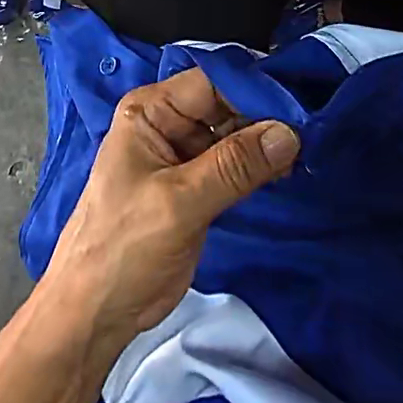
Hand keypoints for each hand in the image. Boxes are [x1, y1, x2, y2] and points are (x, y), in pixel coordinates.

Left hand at [0, 68, 297, 402]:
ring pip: (237, 133)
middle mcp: (169, 123)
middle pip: (228, 104)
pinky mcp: (199, 183)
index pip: (213, 82)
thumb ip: (235, 166)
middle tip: (310, 126)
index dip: (255, 88)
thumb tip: (289, 134)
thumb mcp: (179, 203)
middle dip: (266, 116)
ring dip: (268, 141)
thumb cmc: (121, 251)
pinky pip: (236, 162)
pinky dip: (260, 164)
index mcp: (151, 111)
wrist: (92, 320)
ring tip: (307, 146)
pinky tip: (288, 167)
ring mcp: (185, 154)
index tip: (298, 101)